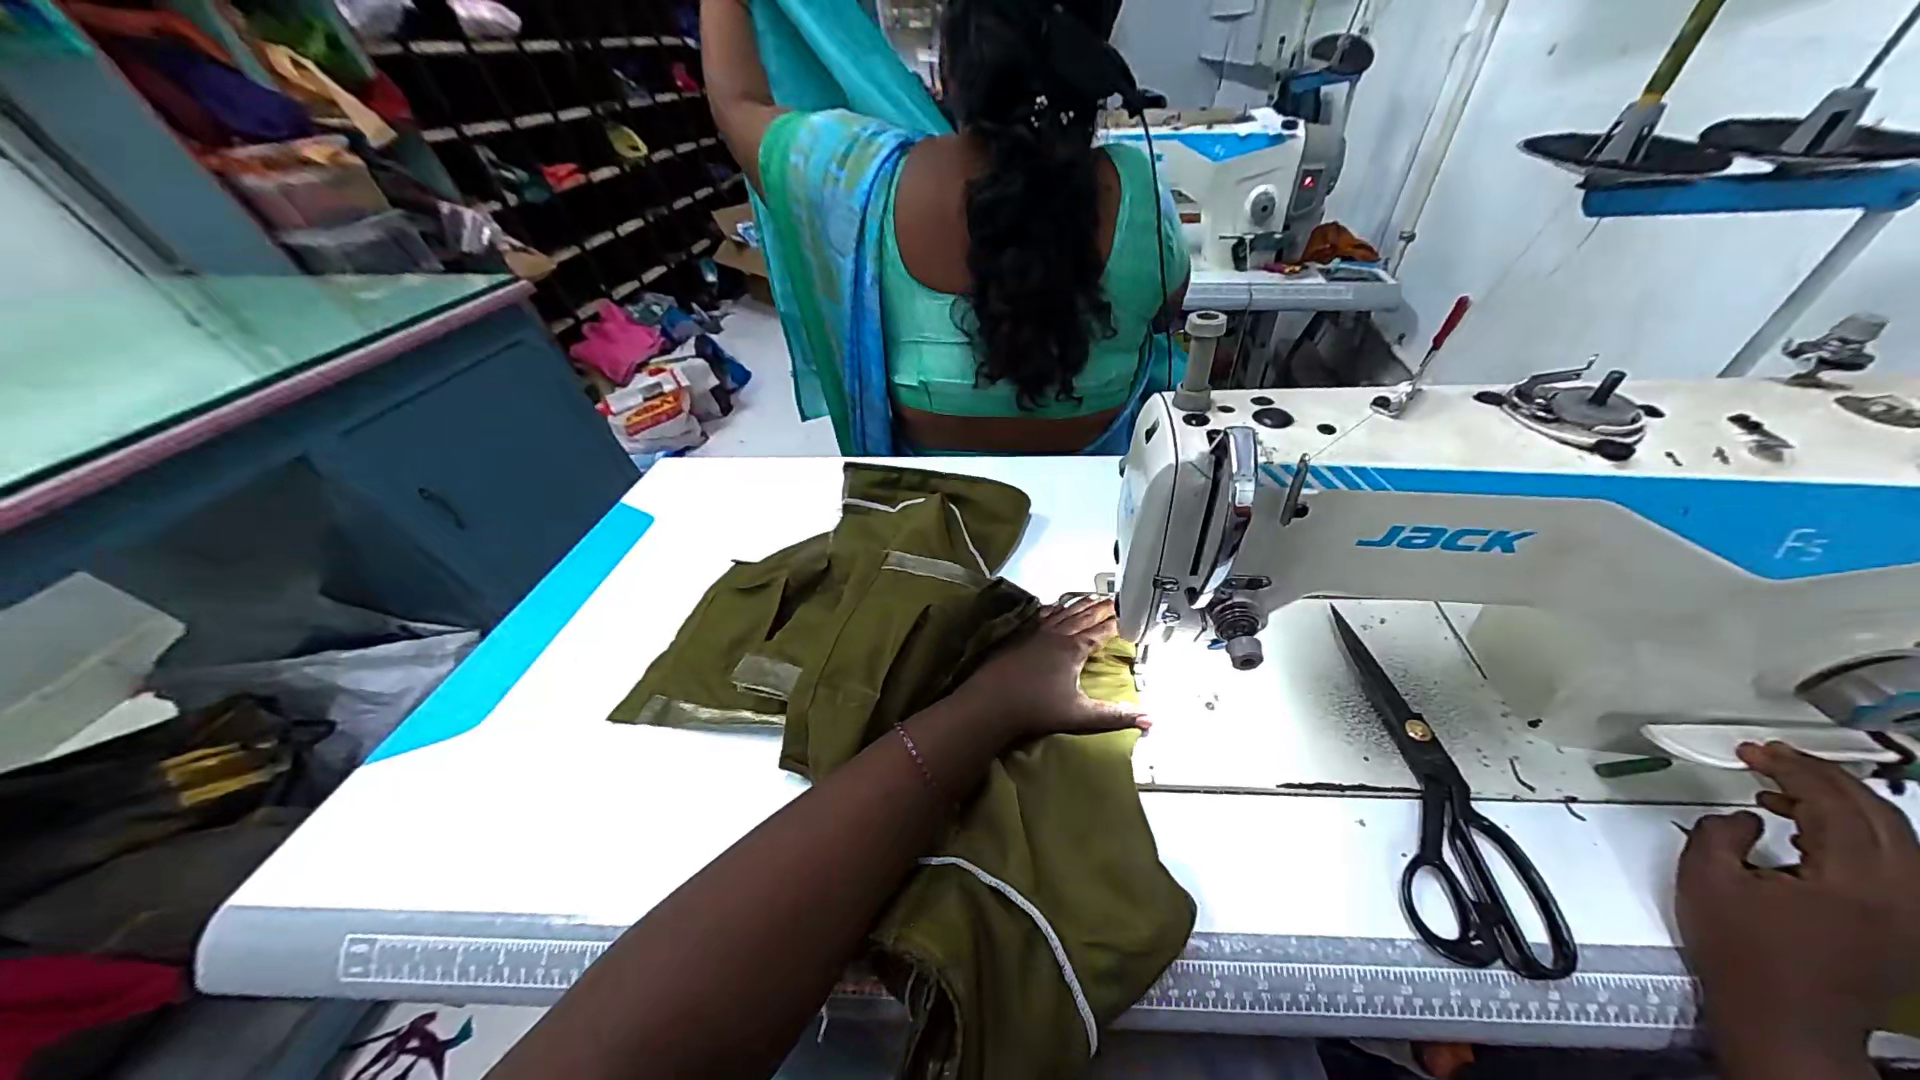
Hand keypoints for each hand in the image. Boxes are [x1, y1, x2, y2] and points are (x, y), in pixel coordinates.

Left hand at [949, 597, 1146, 744]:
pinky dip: (1053, 608)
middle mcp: (1057, 635)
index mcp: (1074, 649)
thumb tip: (1151, 721)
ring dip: (1079, 605)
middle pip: (1084, 616)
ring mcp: (1036, 633)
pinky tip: (1054, 605)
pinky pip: (1042, 616)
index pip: (1102, 631)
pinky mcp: (1020, 636)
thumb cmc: (1036, 708)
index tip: (1129, 615)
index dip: (1117, 622)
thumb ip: (1115, 716)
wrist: (991, 702)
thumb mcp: (1080, 714)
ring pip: (1063, 613)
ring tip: (1091, 597)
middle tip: (1115, 599)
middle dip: (1101, 608)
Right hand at [1677, 742, 1919, 1074]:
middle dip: (1824, 777)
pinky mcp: (1908, 923)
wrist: (1784, 1018)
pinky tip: (1810, 830)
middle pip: (1879, 815)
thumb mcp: (1704, 880)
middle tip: (1772, 755)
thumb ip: (1720, 834)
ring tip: (1785, 789)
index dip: (1792, 769)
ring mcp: (1914, 912)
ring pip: (1896, 836)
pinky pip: (1895, 861)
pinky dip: (1856, 833)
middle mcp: (1904, 894)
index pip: (1834, 805)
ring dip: (1842, 803)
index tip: (1751, 750)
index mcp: (1855, 881)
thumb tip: (1749, 815)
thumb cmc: (1738, 947)